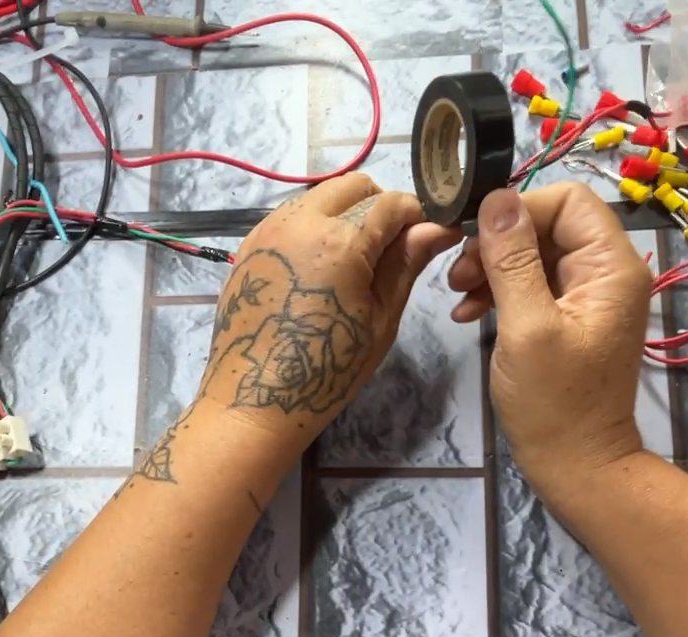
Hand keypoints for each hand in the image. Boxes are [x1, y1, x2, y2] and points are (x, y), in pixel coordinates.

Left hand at [192, 174, 459, 456]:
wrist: (255, 400)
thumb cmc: (326, 371)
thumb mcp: (378, 322)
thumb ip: (404, 265)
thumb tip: (437, 227)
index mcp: (341, 241)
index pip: (392, 203)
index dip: (417, 216)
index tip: (427, 236)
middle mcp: (302, 222)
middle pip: (354, 186)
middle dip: (379, 205)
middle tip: (389, 249)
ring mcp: (269, 230)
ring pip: (319, 197)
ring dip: (344, 214)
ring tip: (353, 263)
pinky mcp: (250, 246)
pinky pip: (291, 218)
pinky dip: (314, 228)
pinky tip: (319, 272)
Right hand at [446, 185, 651, 480]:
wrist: (574, 462)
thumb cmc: (552, 402)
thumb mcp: (526, 328)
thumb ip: (512, 262)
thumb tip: (495, 200)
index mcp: (610, 267)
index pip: (567, 202)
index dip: (517, 211)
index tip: (472, 239)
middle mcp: (604, 274)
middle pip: (548, 227)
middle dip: (498, 244)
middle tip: (457, 274)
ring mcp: (585, 299)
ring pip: (533, 257)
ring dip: (491, 270)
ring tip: (457, 297)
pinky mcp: (566, 321)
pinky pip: (531, 289)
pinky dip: (498, 294)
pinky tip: (468, 314)